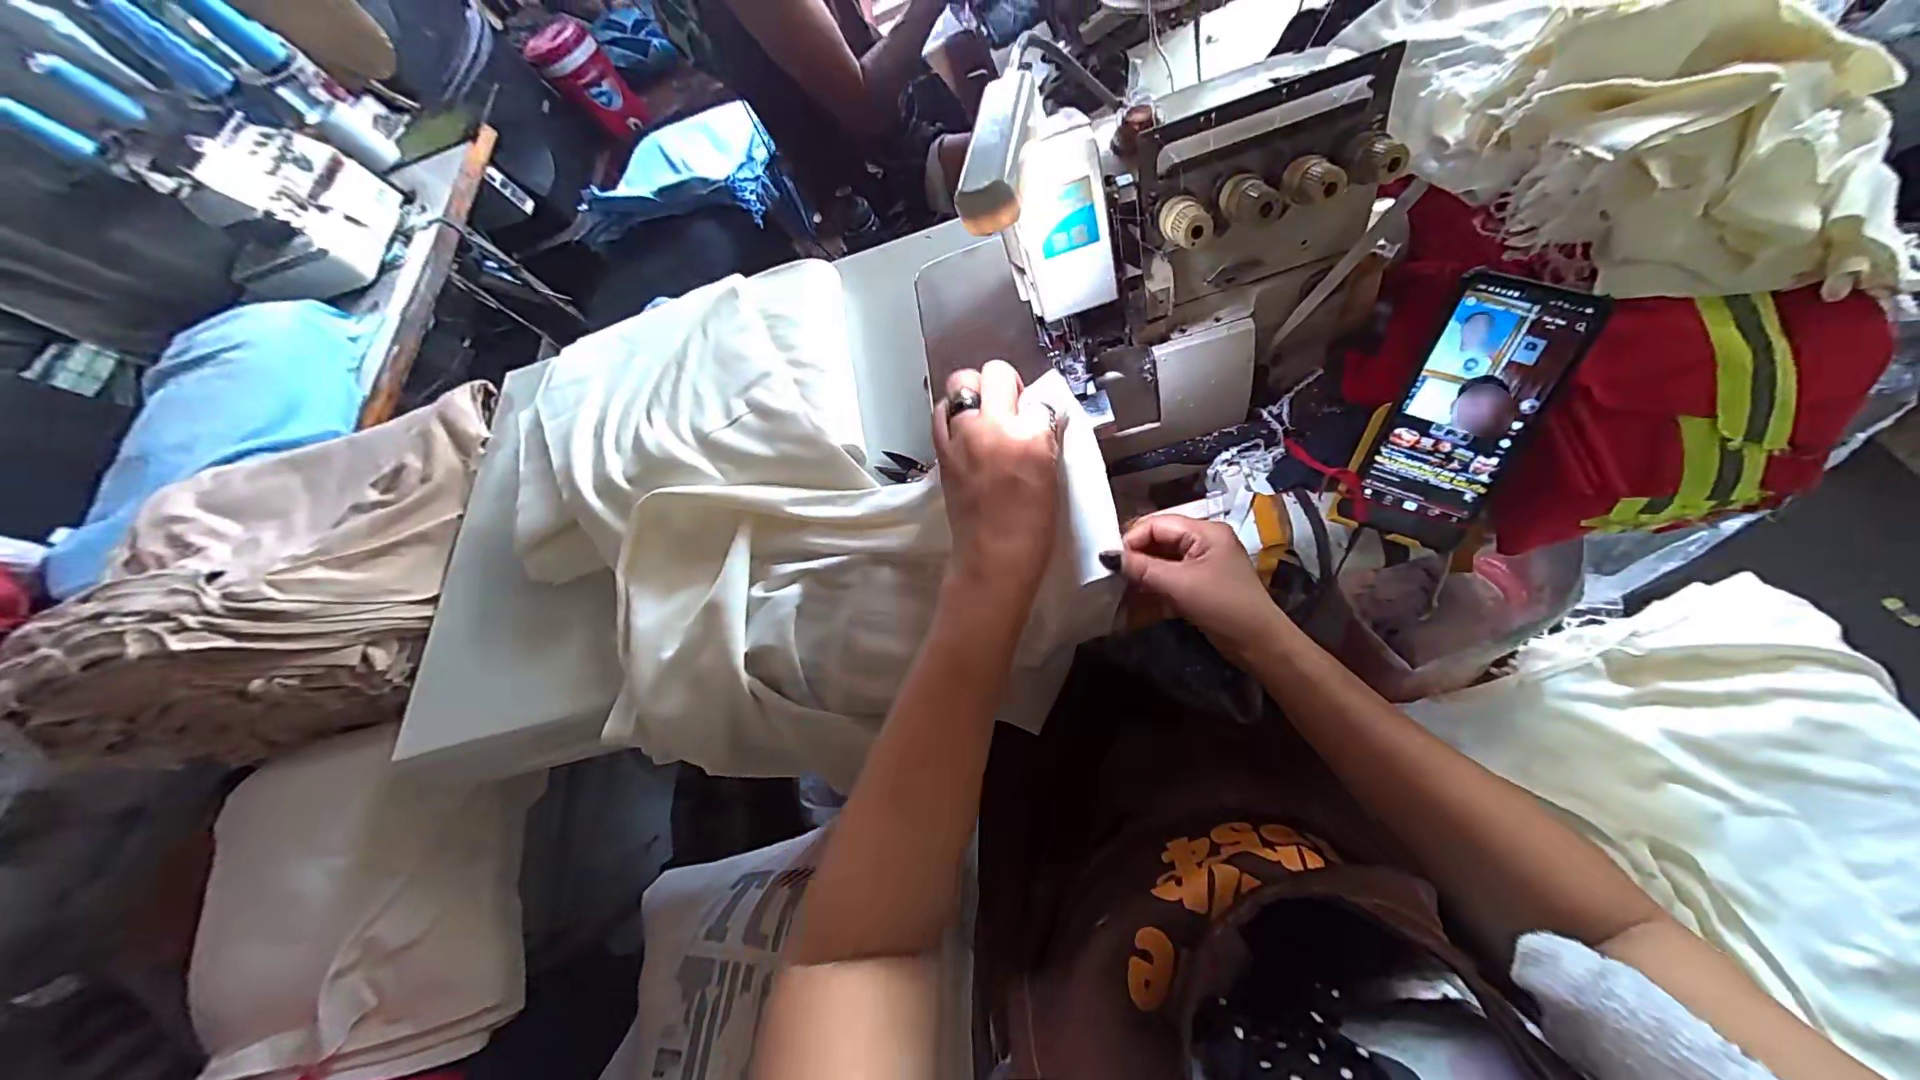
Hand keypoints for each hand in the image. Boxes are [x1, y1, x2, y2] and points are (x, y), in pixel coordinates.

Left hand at [933, 360, 1062, 607]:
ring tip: (983, 414)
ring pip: (961, 382)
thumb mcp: (1052, 478)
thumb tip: (1040, 420)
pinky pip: (941, 412)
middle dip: (1006, 384)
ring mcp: (962, 437)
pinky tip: (963, 429)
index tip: (1041, 423)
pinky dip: (951, 412)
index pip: (1042, 400)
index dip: (1042, 411)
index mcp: (1030, 437)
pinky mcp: (942, 452)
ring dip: (974, 392)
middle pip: (996, 373)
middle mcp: (992, 427)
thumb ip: (1045, 441)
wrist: (992, 559)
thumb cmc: (1033, 529)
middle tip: (1011, 406)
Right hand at [1118, 515, 1289, 666]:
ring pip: (1160, 561)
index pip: (1157, 524)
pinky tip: (1133, 600)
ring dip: (1140, 574)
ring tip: (1118, 588)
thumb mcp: (1180, 584)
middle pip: (1157, 540)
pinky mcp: (1198, 585)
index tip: (1110, 560)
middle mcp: (1203, 542)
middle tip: (1111, 575)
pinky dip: (1151, 587)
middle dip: (1134, 557)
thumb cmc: (1223, 606)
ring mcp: (1201, 564)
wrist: (1259, 644)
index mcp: (1205, 531)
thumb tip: (1107, 556)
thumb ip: (1142, 568)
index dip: (1131, 539)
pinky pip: (1167, 578)